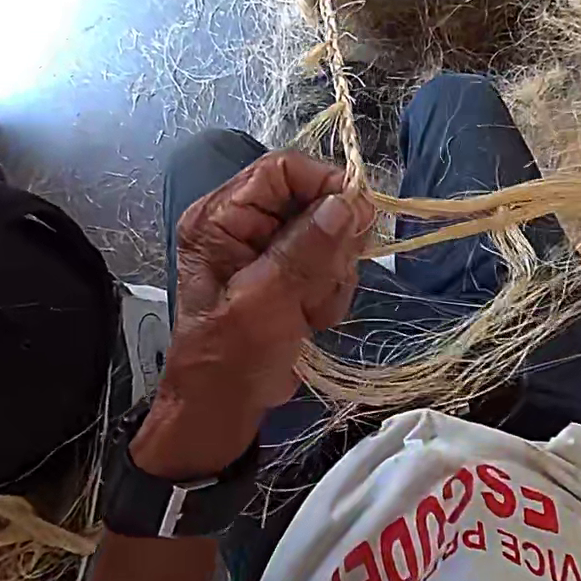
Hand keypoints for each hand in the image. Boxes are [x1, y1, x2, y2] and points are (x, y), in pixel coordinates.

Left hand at [132, 152, 372, 478]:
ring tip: (307, 311)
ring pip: (329, 235)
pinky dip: (329, 292)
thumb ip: (305, 251)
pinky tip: (310, 319)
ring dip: (331, 275)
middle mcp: (243, 224)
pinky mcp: (288, 274)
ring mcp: (268, 250)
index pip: (282, 170)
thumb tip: (347, 202)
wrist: (223, 411)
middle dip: (329, 246)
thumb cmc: (230, 359)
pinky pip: (330, 263)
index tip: (358, 217)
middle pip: (313, 201)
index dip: (325, 184)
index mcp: (222, 218)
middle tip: (321, 284)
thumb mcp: (265, 303)